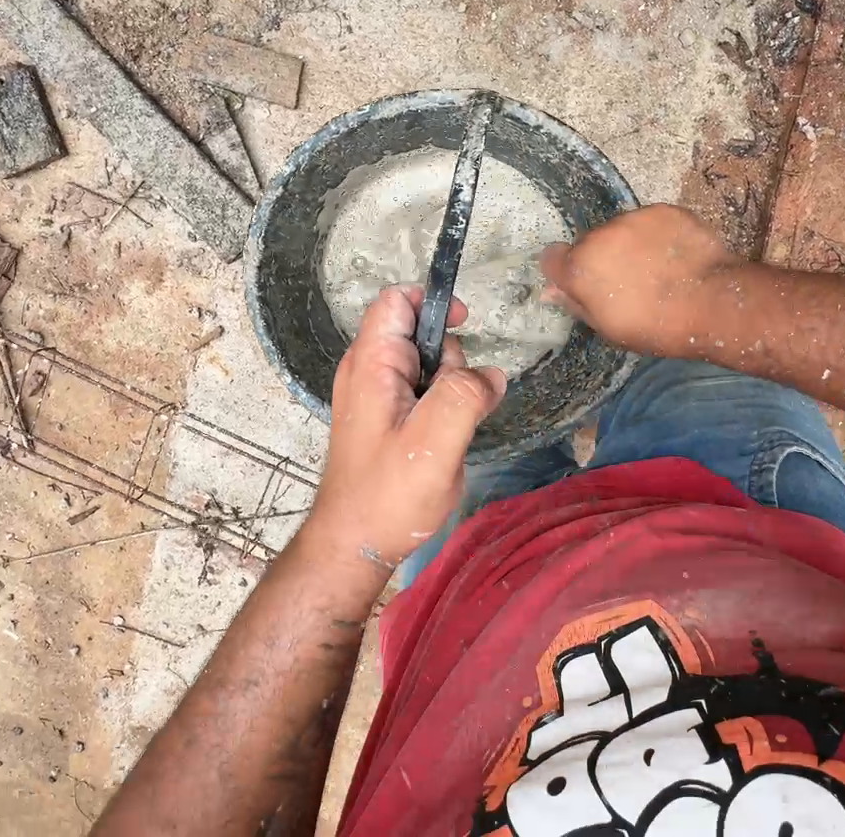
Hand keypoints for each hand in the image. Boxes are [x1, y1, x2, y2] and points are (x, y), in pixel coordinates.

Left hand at [303, 285, 508, 571]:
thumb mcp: (436, 441)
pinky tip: (442, 443)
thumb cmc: (389, 494)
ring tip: (446, 433)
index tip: (466, 327)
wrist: (354, 544)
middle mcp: (367, 371)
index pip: (397, 300)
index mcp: (371, 362)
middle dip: (450, 359)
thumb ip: (465, 395)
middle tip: (454, 405)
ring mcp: (374, 396)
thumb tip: (490, 375)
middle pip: (419, 333)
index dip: (434, 303)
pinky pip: (421, 395)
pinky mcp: (383, 419)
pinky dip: (440, 409)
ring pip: (426, 367)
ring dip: (449, 390)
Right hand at [540, 204, 742, 353]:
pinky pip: (649, 221)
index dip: (564, 271)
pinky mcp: (662, 210)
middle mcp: (599, 236)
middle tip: (628, 282)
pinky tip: (675, 255)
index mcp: (580, 268)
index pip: (551, 258)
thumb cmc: (656, 326)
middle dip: (600, 259)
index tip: (583, 284)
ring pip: (619, 230)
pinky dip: (656, 235)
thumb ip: (575, 304)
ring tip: (656, 269)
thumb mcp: (608, 328)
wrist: (712, 302)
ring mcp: (632, 219)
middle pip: (588, 243)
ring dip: (628, 244)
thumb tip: (550, 291)